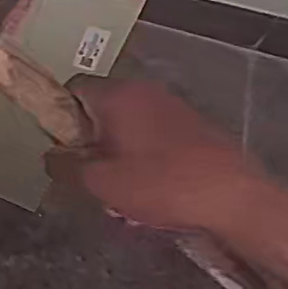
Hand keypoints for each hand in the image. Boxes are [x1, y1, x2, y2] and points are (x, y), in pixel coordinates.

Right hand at [47, 79, 281, 235]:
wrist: (237, 201)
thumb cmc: (161, 184)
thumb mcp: (98, 181)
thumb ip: (64, 165)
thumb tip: (50, 155)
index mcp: (117, 96)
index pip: (72, 88)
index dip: (57, 112)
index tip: (56, 142)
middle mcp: (144, 91)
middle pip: (99, 106)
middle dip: (86, 135)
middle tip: (82, 167)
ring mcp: (172, 106)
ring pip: (125, 121)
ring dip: (112, 146)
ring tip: (113, 181)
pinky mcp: (193, 126)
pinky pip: (150, 132)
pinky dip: (139, 151)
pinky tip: (144, 183)